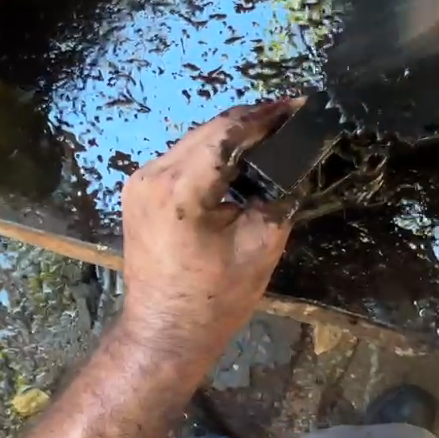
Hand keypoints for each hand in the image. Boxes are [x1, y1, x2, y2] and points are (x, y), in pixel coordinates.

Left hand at [117, 100, 297, 362]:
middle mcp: (150, 174)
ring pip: (193, 142)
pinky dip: (211, 155)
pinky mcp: (139, 193)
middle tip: (291, 117)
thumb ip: (277, 193)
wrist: (165, 333)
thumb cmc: (215, 299)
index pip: (227, 132)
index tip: (300, 105)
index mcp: (178, 187)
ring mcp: (138, 183)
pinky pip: (181, 160)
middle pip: (208, 131)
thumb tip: (293, 159)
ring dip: (231, 137)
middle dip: (251, 122)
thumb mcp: (260, 244)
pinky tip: (239, 158)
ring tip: (271, 134)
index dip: (266, 115)